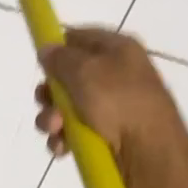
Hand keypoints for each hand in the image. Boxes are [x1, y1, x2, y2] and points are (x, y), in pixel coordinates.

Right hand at [33, 28, 187, 177]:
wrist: (147, 149)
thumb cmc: (118, 101)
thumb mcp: (85, 72)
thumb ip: (60, 59)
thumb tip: (46, 49)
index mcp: (117, 49)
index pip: (80, 38)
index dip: (58, 49)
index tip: (40, 64)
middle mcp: (114, 75)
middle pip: (67, 78)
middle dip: (49, 94)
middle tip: (46, 104)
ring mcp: (110, 107)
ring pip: (65, 109)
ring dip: (52, 120)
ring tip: (55, 131)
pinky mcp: (104, 135)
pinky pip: (72, 133)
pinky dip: (62, 140)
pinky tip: (62, 148)